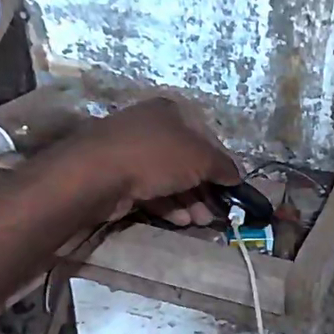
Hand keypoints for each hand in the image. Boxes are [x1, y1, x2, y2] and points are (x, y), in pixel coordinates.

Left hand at [68, 98, 240, 224]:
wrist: (97, 174)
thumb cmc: (156, 157)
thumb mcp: (201, 159)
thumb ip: (224, 167)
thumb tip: (236, 176)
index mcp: (171, 112)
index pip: (206, 138)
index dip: (221, 163)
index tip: (230, 186)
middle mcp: (151, 127)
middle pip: (188, 161)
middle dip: (205, 189)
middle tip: (217, 211)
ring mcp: (132, 152)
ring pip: (170, 178)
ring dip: (190, 201)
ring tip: (202, 221)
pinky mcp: (118, 176)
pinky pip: (151, 190)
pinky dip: (168, 204)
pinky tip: (181, 221)